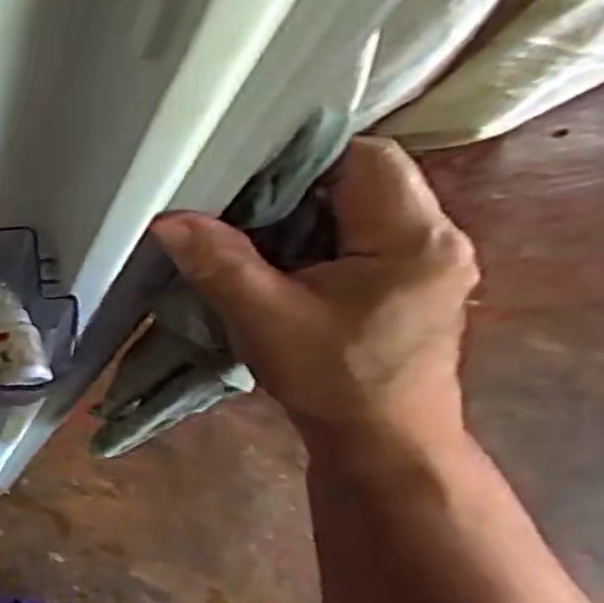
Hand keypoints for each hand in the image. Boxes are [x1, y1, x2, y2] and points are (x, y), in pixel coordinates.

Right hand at [149, 136, 478, 436]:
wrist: (383, 445)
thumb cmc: (334, 380)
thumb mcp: (266, 318)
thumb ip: (219, 263)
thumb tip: (168, 221)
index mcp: (415, 237)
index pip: (367, 157)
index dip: (304, 156)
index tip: (246, 178)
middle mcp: (436, 238)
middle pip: (361, 179)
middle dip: (295, 188)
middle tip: (237, 209)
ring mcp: (426, 261)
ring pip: (356, 208)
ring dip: (302, 215)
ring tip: (250, 236)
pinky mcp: (408, 282)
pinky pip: (357, 236)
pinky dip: (314, 239)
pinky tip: (278, 263)